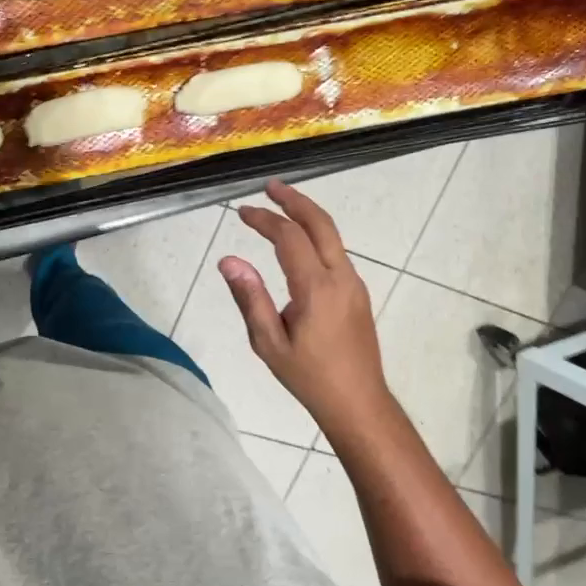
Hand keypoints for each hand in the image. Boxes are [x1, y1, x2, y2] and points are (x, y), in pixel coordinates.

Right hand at [219, 180, 391, 428]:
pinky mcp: (357, 293)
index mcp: (316, 288)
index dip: (265, 220)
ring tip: (281, 206)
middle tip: (270, 186)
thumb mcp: (268, 343)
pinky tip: (299, 243)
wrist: (357, 400)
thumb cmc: (308, 376)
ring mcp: (354, 284)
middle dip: (294, 200)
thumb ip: (250, 298)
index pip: (289, 238)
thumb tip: (229, 260)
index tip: (241, 211)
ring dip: (307, 216)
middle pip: (321, 224)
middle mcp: (341, 277)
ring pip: (332, 236)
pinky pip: (336, 253)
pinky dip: (316, 236)